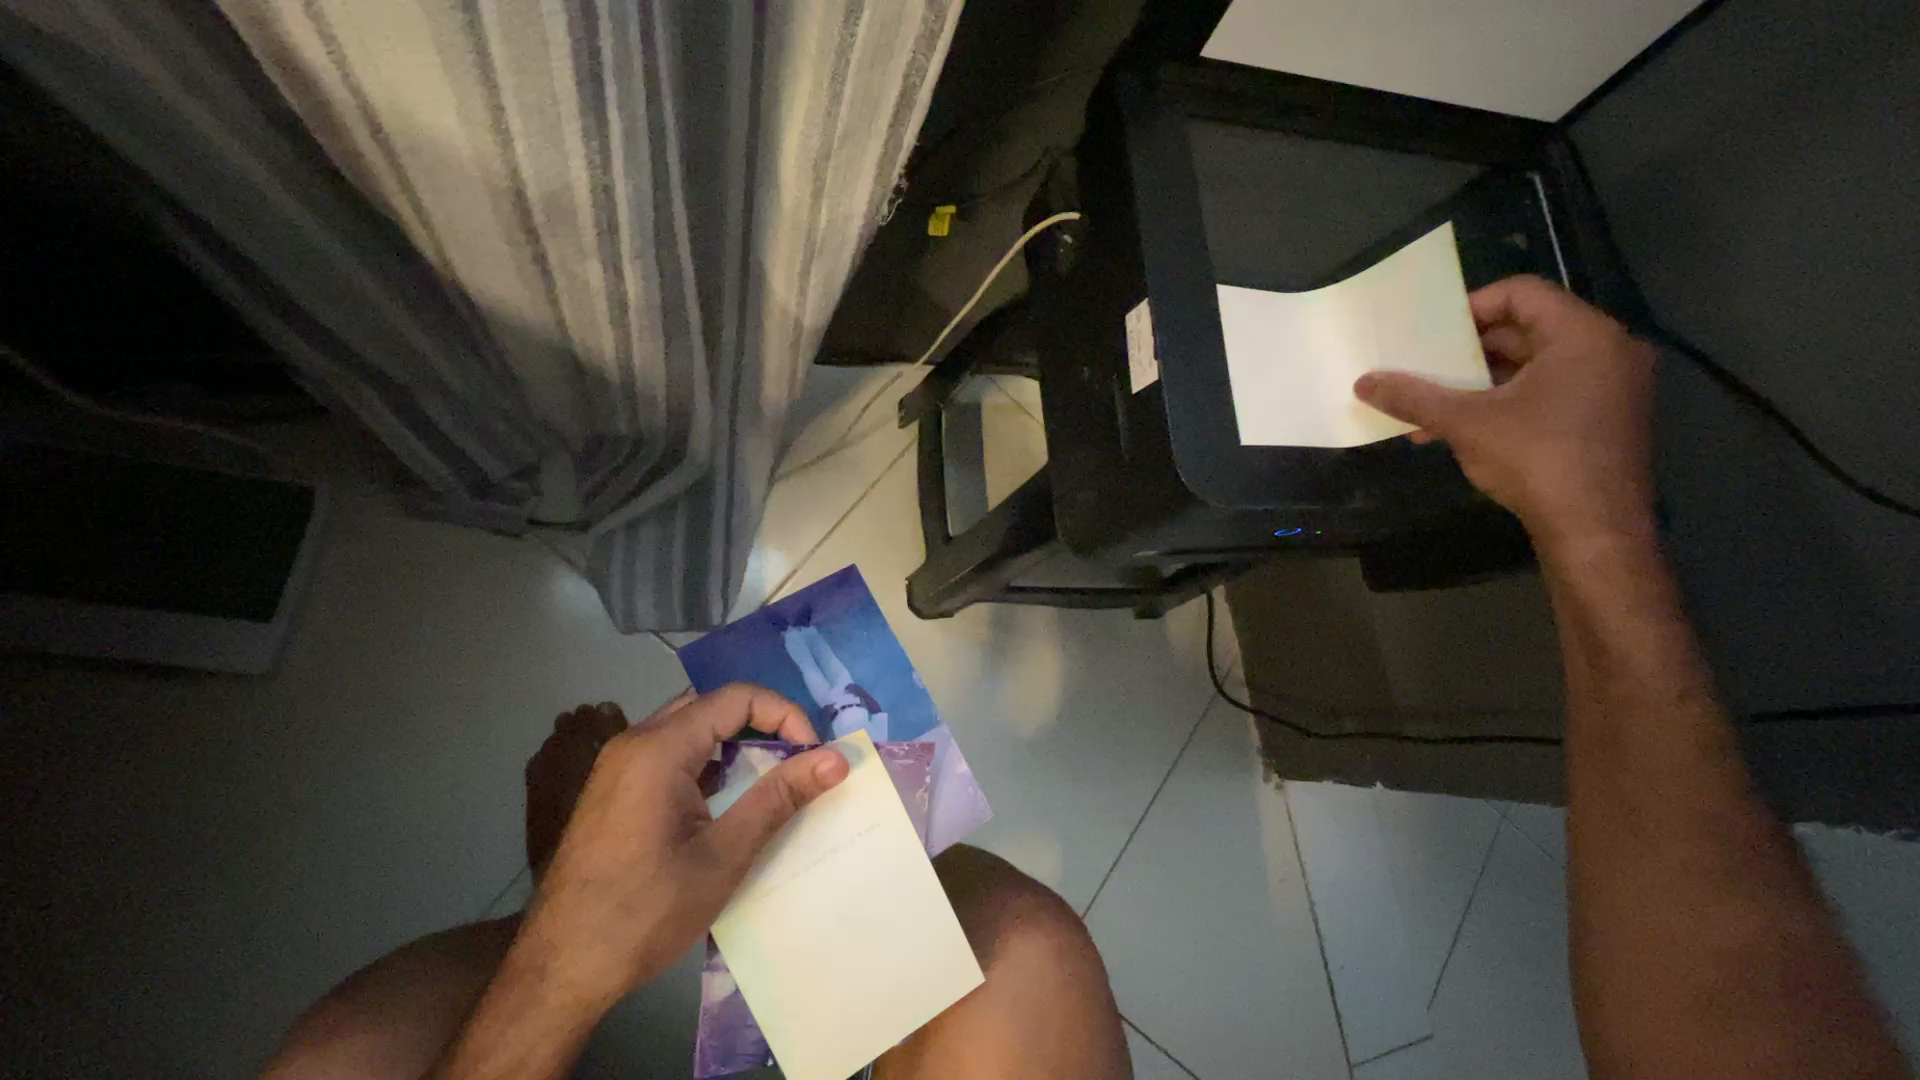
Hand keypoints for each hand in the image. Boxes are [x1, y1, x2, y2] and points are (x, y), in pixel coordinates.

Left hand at [513, 685, 849, 1009]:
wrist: (559, 970)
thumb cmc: (644, 913)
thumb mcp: (723, 857)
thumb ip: (779, 798)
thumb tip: (836, 758)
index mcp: (659, 749)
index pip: (736, 697)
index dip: (784, 716)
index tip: (811, 757)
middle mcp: (634, 743)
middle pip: (711, 705)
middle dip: (762, 725)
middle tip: (796, 764)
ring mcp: (618, 766)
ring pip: (690, 727)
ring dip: (734, 743)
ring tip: (769, 781)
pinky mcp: (613, 790)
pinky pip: (670, 753)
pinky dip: (707, 762)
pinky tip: (724, 802)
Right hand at [1353, 275, 1657, 548]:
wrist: (1595, 528)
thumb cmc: (1536, 458)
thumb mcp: (1465, 423)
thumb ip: (1414, 397)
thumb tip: (1363, 382)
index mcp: (1582, 335)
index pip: (1521, 293)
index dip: (1469, 307)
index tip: (1430, 334)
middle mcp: (1606, 350)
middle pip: (1525, 329)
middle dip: (1467, 352)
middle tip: (1424, 367)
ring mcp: (1610, 386)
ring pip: (1532, 367)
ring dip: (1478, 383)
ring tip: (1430, 406)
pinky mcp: (1604, 419)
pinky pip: (1547, 393)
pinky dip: (1504, 403)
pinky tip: (1461, 430)